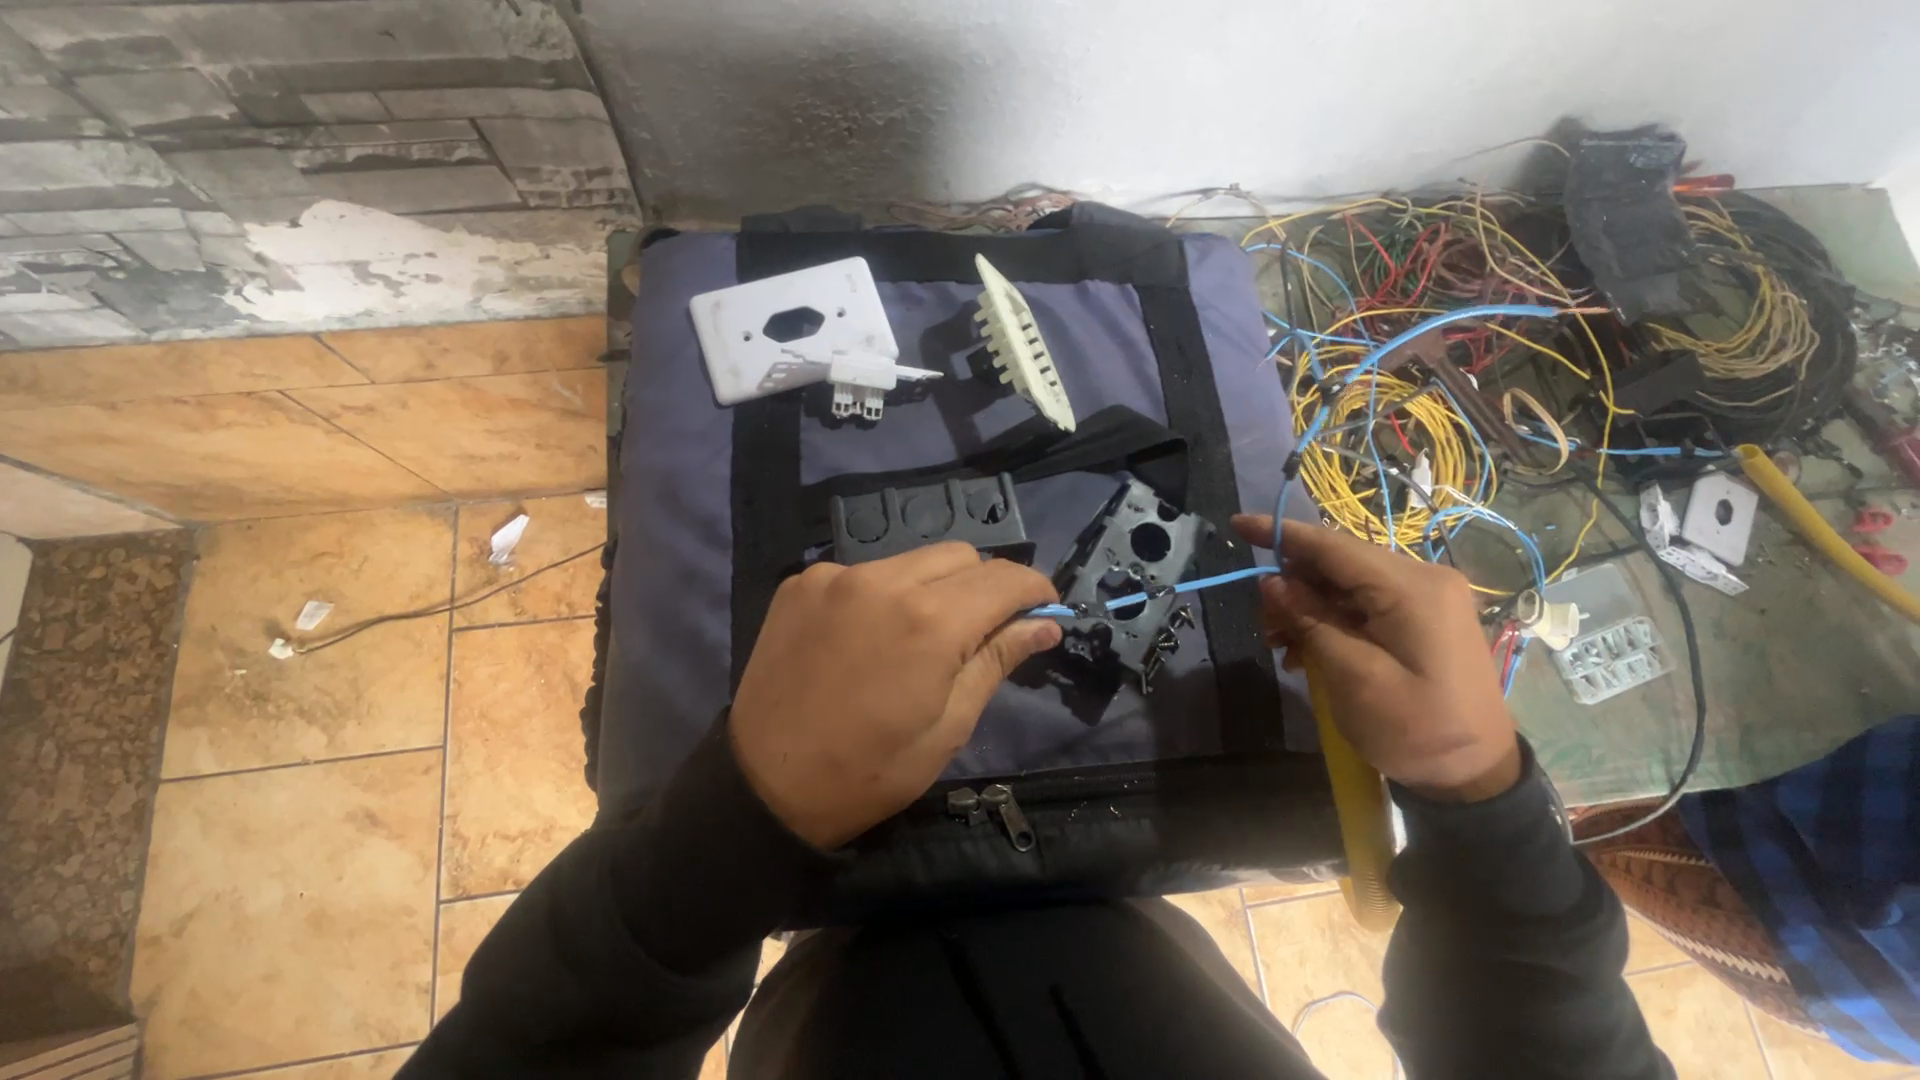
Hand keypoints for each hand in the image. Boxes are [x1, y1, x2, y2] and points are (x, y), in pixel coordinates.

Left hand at [729, 543, 1061, 848]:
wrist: (763, 786)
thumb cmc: (869, 771)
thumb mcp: (948, 726)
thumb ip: (997, 660)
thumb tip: (1045, 624)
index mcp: (929, 622)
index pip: (1003, 579)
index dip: (1034, 590)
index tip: (1043, 611)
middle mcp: (882, 580)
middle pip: (960, 556)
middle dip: (984, 586)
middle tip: (982, 632)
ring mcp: (835, 576)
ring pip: (912, 559)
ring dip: (933, 587)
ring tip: (921, 636)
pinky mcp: (801, 583)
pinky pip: (863, 571)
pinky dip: (883, 593)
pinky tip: (869, 635)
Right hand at [1231, 515, 1520, 801]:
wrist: (1477, 775)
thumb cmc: (1415, 729)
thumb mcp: (1353, 677)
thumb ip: (1311, 621)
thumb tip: (1271, 581)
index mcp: (1411, 588)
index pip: (1333, 546)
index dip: (1281, 533)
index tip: (1236, 524)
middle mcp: (1423, 578)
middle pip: (1339, 563)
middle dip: (1292, 585)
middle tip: (1263, 628)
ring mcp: (1428, 596)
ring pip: (1347, 583)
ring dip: (1308, 607)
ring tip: (1283, 647)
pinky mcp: (1425, 616)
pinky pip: (1365, 602)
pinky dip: (1331, 619)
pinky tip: (1310, 650)